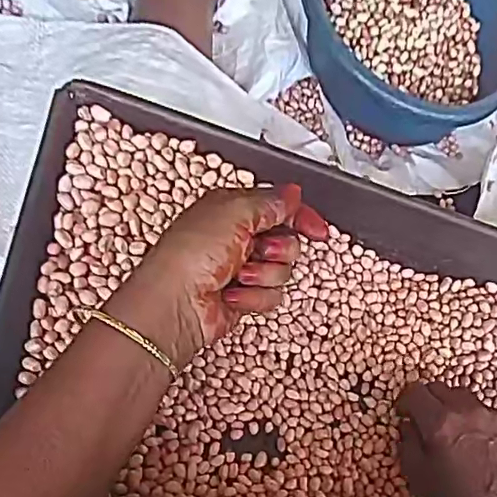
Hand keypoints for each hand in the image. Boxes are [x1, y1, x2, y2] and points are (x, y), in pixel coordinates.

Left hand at [113, 184, 329, 366]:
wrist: (177, 303)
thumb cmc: (192, 254)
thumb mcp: (235, 212)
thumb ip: (270, 201)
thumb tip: (292, 193)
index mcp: (233, 210)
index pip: (278, 208)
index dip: (301, 217)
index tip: (318, 230)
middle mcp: (238, 239)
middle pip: (287, 242)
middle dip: (280, 250)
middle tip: (262, 251)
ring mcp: (242, 270)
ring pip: (282, 273)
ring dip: (265, 276)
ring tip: (240, 277)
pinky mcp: (244, 297)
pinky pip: (271, 297)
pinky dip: (255, 298)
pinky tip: (233, 296)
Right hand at [398, 381, 496, 496]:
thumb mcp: (416, 473)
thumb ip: (407, 442)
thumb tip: (407, 426)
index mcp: (440, 423)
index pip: (416, 392)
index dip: (405, 401)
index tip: (404, 412)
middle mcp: (467, 413)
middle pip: (440, 388)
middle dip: (427, 401)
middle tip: (423, 420)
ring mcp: (492, 417)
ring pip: (464, 399)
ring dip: (452, 409)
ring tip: (449, 433)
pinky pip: (485, 414)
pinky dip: (474, 422)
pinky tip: (472, 444)